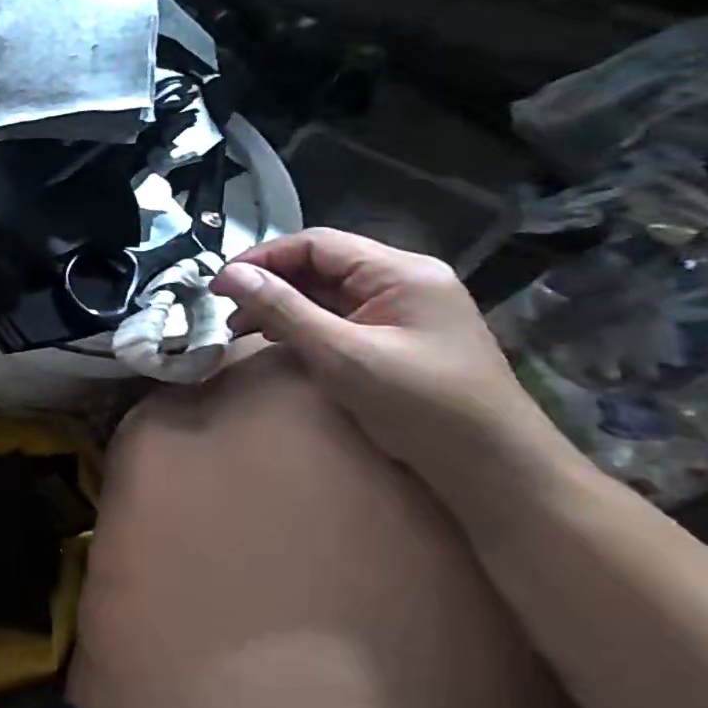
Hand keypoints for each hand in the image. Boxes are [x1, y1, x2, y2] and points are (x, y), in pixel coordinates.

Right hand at [212, 228, 558, 472]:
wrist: (490, 464)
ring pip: (324, 290)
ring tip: (239, 326)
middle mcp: (403, 280)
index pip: (316, 243)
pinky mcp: (393, 335)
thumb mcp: (340, 353)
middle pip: (319, 264)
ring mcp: (400, 309)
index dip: (261, 258)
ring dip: (278, 303)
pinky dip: (298, 321)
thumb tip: (229, 275)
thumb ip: (283, 309)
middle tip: (222, 308)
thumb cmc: (419, 403)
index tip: (217, 285)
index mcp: (401, 272)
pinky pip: (336, 314)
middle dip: (266, 282)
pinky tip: (274, 338)